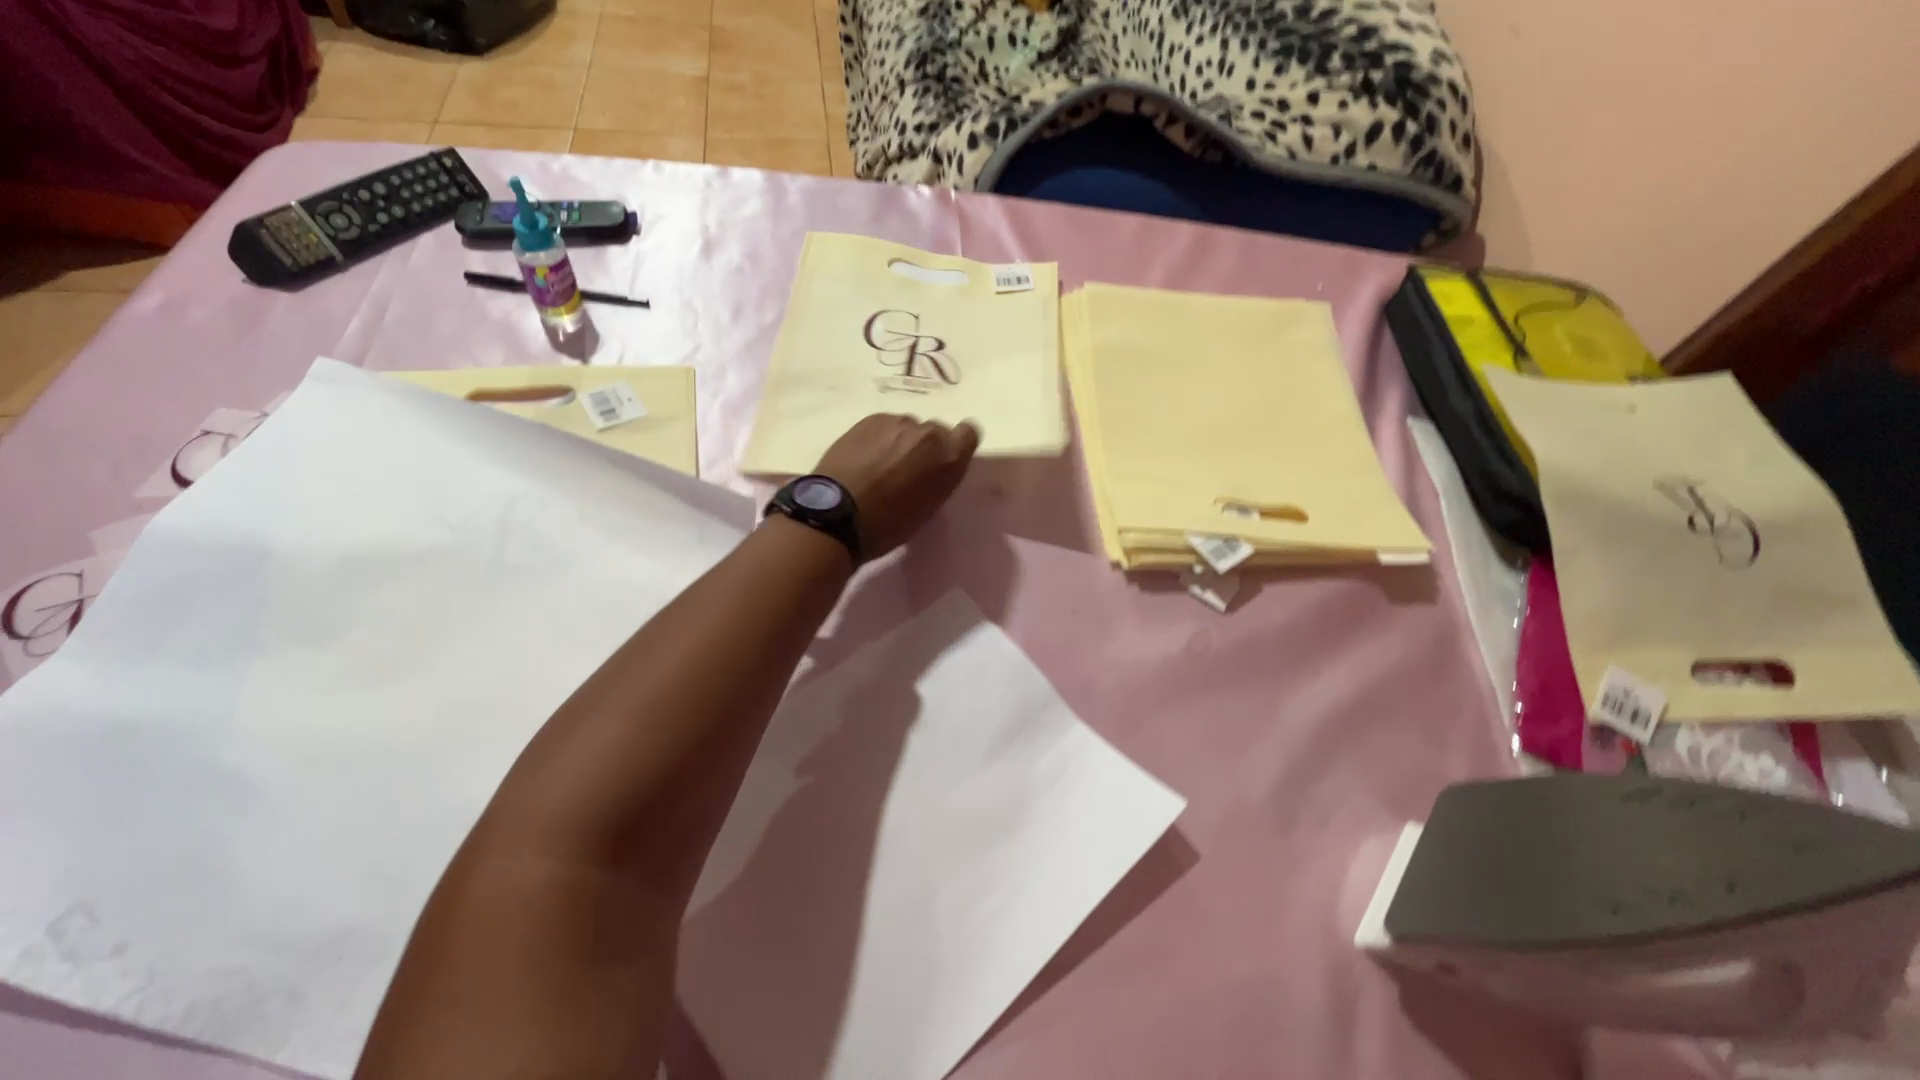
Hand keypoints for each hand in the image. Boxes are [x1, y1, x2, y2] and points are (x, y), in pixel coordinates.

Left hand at [814, 415, 980, 559]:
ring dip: (900, 440)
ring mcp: (898, 422)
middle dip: (925, 446)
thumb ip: (939, 477)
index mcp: (949, 457)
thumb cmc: (888, 524)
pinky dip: (879, 437)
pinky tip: (863, 457)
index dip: (956, 444)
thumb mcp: (928, 506)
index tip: (942, 460)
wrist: (837, 515)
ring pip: (908, 426)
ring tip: (880, 464)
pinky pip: (884, 424)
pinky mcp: (870, 419)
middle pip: (936, 430)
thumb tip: (933, 466)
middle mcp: (929, 433)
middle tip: (907, 468)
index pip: (968, 433)